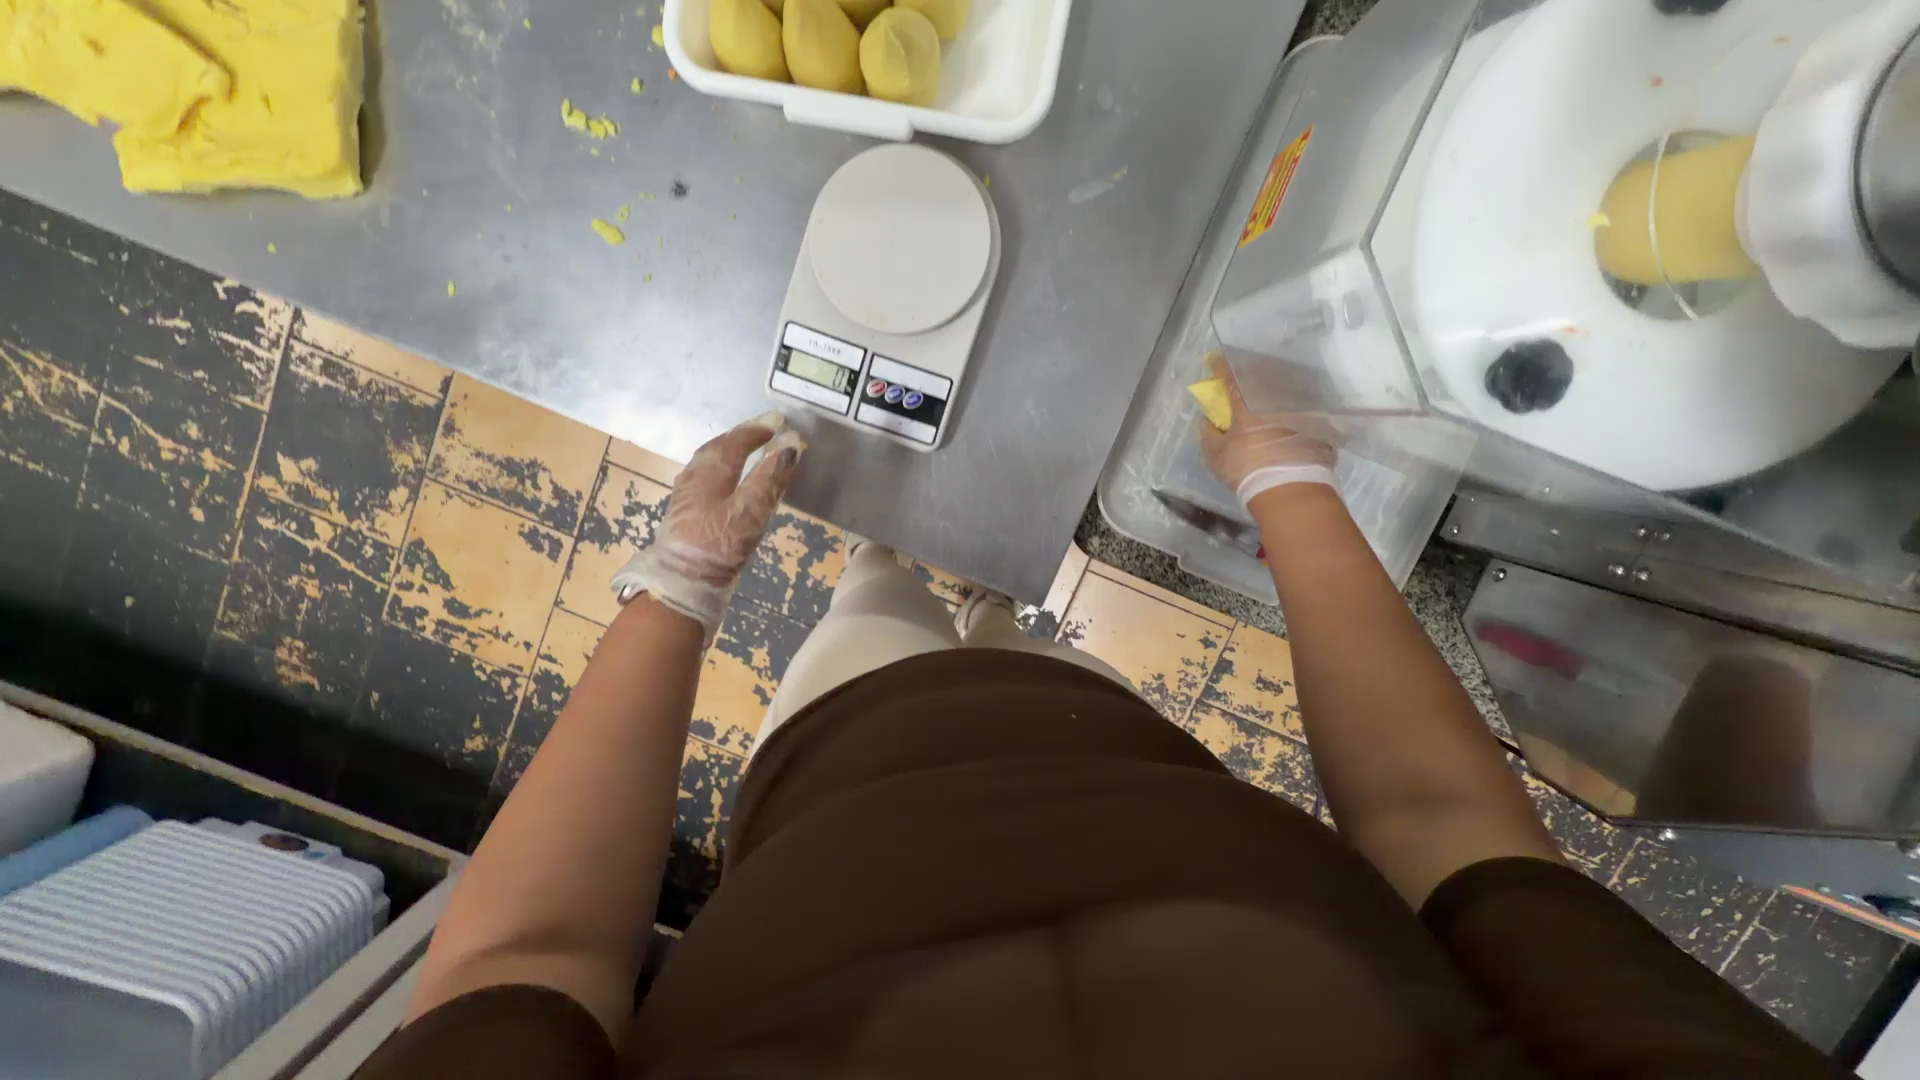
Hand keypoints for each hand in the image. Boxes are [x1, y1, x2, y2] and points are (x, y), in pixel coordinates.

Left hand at [611, 411, 805, 641]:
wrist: (682, 584)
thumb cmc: (718, 544)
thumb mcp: (752, 510)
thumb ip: (771, 476)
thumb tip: (791, 443)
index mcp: (710, 471)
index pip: (736, 441)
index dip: (757, 431)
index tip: (778, 423)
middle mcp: (694, 477)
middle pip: (717, 448)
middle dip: (741, 437)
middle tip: (763, 431)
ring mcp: (685, 496)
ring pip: (708, 463)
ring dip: (729, 452)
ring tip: (747, 450)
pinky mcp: (684, 514)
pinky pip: (705, 478)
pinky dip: (721, 470)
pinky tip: (726, 482)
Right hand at [1196, 356, 1337, 510]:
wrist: (1291, 489)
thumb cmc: (1248, 469)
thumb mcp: (1217, 457)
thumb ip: (1208, 437)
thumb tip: (1206, 424)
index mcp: (1248, 403)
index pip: (1232, 376)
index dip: (1221, 366)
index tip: (1214, 362)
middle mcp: (1276, 398)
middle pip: (1264, 374)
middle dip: (1252, 369)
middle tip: (1246, 371)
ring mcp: (1300, 409)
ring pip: (1288, 387)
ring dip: (1276, 385)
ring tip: (1270, 389)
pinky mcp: (1317, 423)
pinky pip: (1304, 406)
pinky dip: (1295, 406)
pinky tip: (1291, 412)